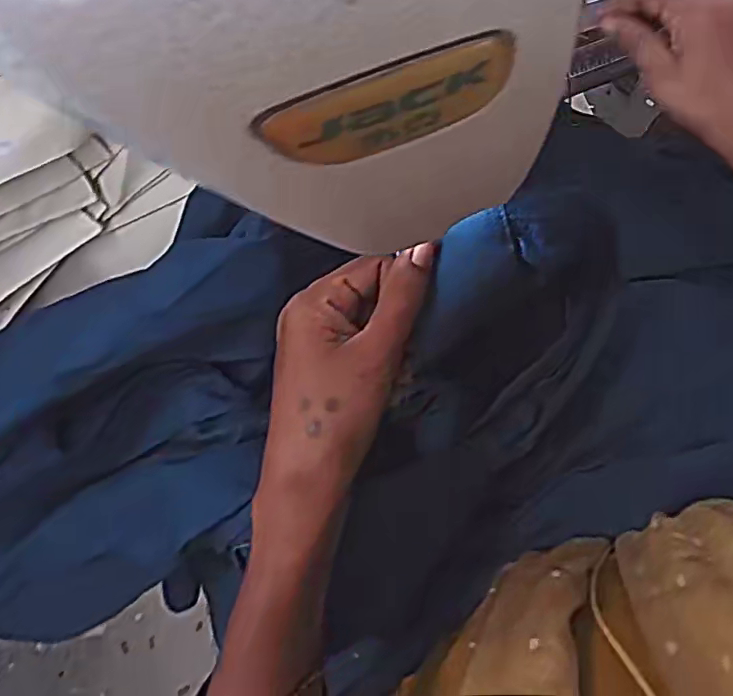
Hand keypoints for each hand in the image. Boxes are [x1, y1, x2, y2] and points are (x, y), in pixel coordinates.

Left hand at [258, 245, 435, 527]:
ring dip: (395, 338)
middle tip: (407, 349)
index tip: (423, 317)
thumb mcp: (379, 351)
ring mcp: (313, 338)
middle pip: (372, 289)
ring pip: (372, 316)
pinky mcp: (323, 362)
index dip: (405, 286)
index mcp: (312, 299)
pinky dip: (383, 353)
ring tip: (397, 369)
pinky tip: (388, 379)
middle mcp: (307, 311)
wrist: (308, 486)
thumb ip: (404, 295)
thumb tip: (424, 246)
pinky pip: (362, 339)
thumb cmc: (339, 416)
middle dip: (400, 316)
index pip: (374, 265)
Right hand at [600, 0, 732, 204]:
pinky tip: (668, 39)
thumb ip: (634, 40)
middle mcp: (721, 3)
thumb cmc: (717, 109)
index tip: (605, 17)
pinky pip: (705, 7)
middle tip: (617, 23)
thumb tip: (614, 23)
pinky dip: (681, 15)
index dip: (620, 2)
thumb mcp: (660, 75)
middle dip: (639, 1)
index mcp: (699, 11)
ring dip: (660, 7)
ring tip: (638, 34)